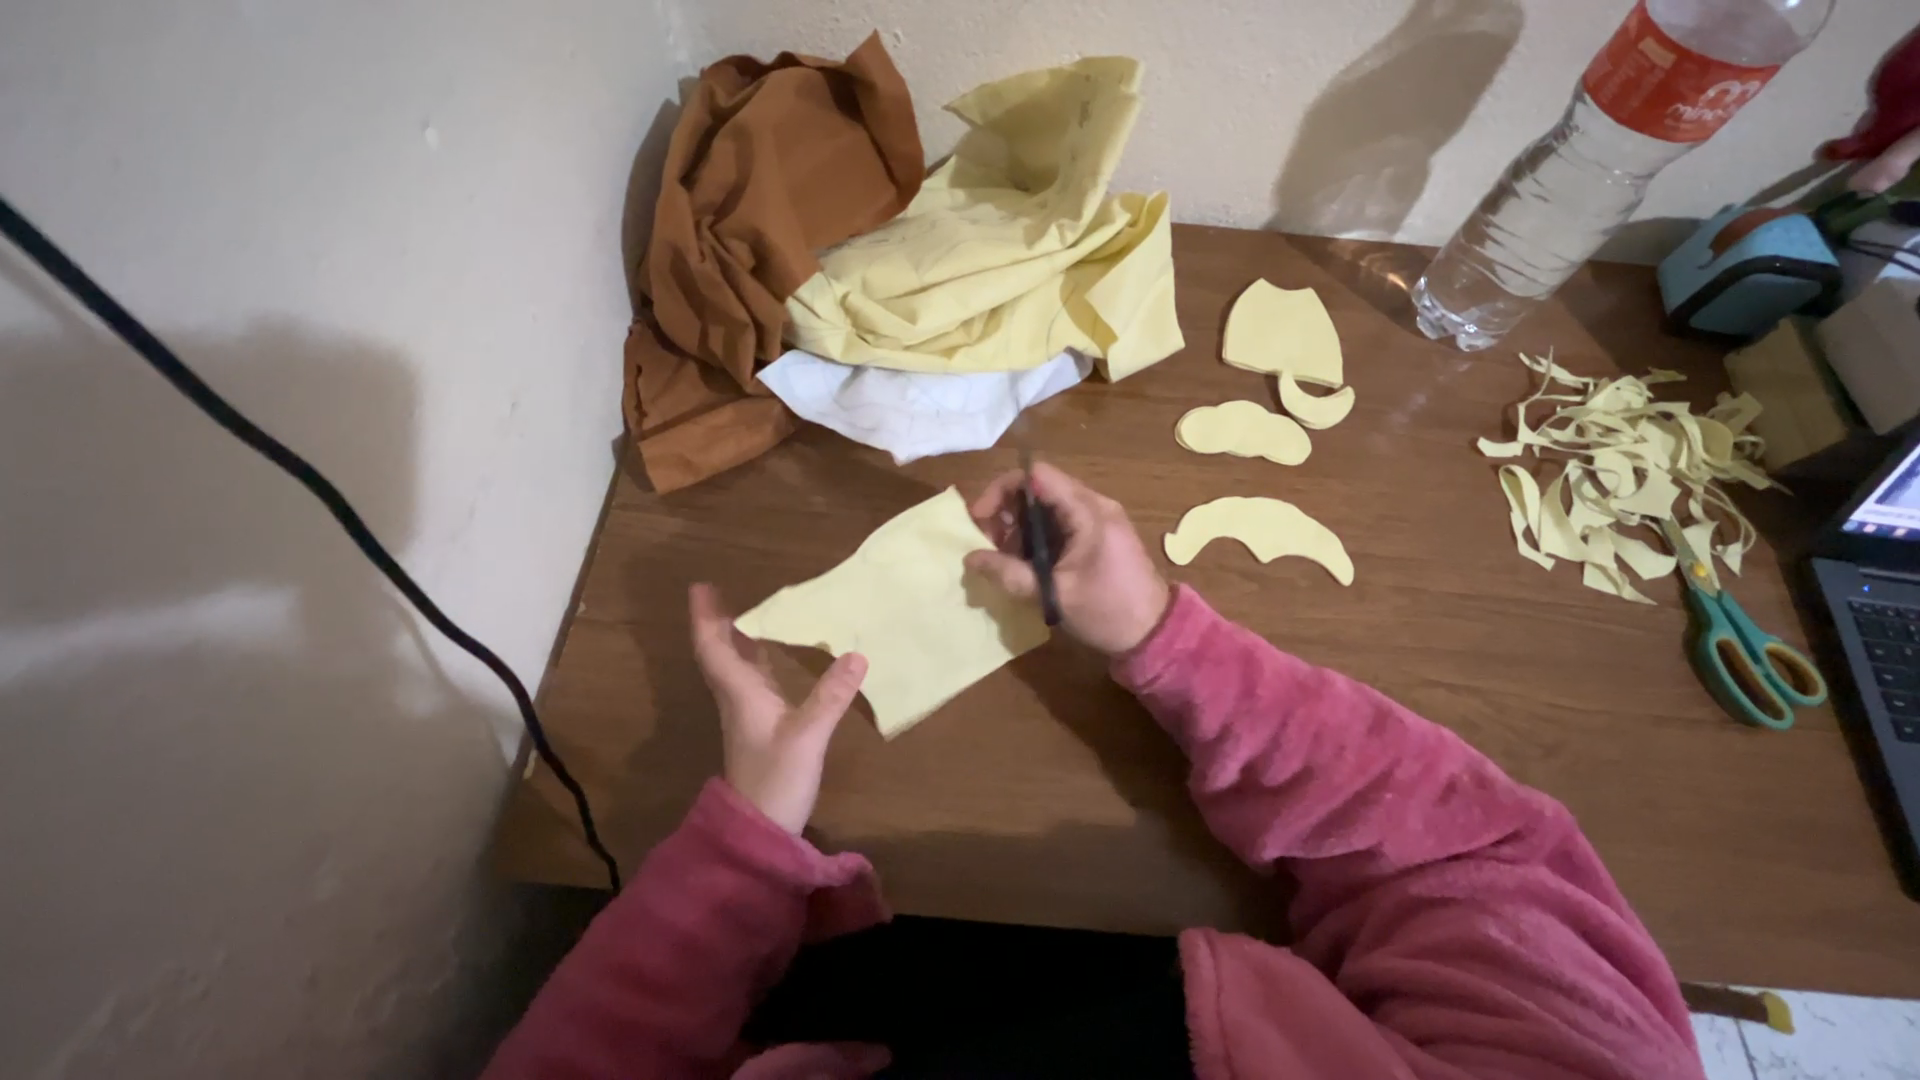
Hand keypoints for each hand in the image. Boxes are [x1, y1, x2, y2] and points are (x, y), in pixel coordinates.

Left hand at [688, 583, 867, 834]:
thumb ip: (830, 696)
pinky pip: (754, 680)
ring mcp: (749, 714)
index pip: (715, 648)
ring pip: (737, 666)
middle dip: (720, 621)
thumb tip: (858, 654)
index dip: (706, 618)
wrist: (760, 830)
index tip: (700, 587)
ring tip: (748, 611)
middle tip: (723, 591)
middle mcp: (739, 698)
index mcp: (741, 694)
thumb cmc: (776, 781)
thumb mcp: (807, 737)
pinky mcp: (762, 727)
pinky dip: (758, 658)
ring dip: (738, 638)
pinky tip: (775, 654)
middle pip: (722, 652)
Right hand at [965, 462, 1172, 656]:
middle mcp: (1093, 505)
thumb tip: (969, 558)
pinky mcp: (1097, 535)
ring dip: (1019, 527)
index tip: (981, 520)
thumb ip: (1010, 573)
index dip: (1001, 491)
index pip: (1035, 476)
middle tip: (988, 544)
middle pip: (1038, 489)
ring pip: (1046, 507)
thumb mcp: (1053, 594)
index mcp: (1088, 511)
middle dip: (1006, 512)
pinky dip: (1036, 537)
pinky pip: (1059, 523)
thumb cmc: (1107, 611)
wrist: (1154, 634)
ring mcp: (1097, 519)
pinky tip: (1024, 563)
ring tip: (1003, 558)